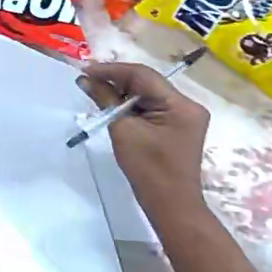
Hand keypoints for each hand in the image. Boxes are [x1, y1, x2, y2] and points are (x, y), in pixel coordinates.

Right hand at [79, 62, 209, 221]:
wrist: (170, 202)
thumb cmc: (147, 167)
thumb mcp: (123, 129)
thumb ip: (106, 99)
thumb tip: (85, 78)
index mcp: (180, 105)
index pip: (142, 75)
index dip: (111, 70)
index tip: (84, 70)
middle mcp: (188, 105)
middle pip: (147, 82)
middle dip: (115, 79)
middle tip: (86, 79)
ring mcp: (185, 115)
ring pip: (148, 93)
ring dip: (122, 91)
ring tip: (95, 91)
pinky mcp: (177, 125)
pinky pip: (151, 105)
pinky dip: (130, 103)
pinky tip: (112, 105)